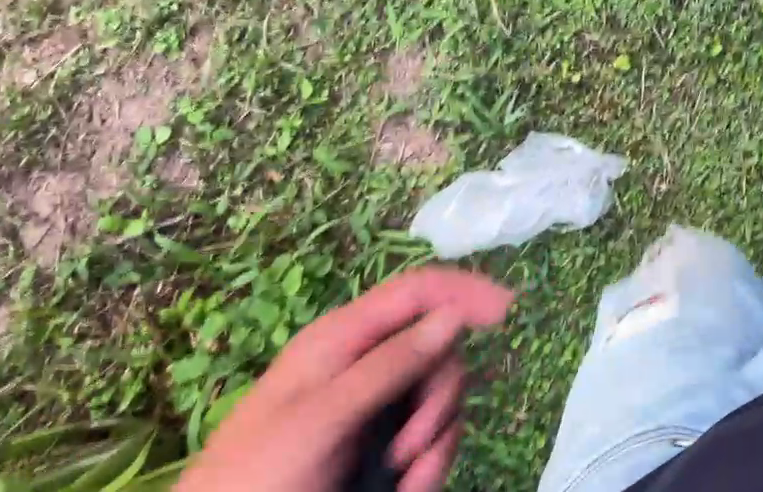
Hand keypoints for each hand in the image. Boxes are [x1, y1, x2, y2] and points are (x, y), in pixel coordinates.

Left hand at [176, 267, 513, 491]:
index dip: (466, 291)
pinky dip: (433, 459)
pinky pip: (437, 430)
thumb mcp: (320, 420)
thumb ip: (388, 365)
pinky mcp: (386, 440)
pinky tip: (407, 486)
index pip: (419, 289)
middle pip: (440, 347)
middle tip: (414, 442)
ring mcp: (377, 402)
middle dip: (440, 396)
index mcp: (342, 340)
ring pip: (444, 390)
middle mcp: (366, 362)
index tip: (508, 312)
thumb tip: (455, 316)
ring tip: (403, 477)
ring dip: (436, 434)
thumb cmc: (254, 480)